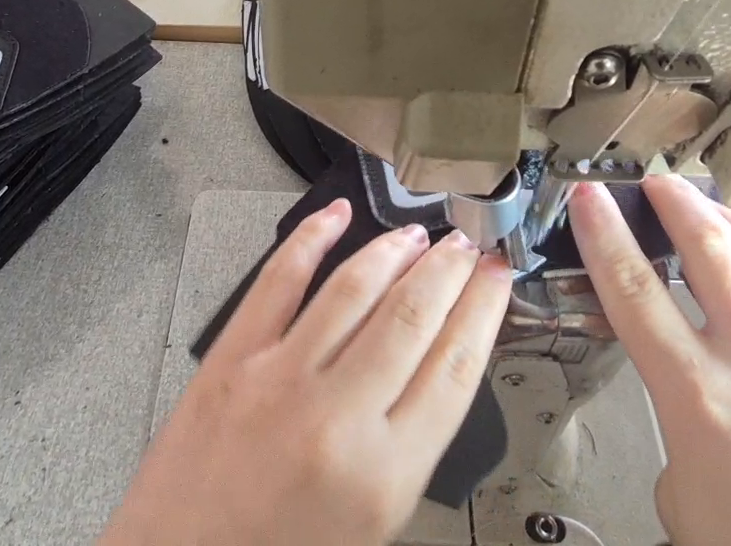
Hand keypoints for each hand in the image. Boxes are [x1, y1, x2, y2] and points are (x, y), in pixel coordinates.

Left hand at [99, 199, 513, 545]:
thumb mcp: (374, 520)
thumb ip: (411, 439)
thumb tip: (438, 357)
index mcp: (384, 473)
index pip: (454, 367)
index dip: (484, 309)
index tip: (498, 278)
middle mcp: (337, 417)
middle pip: (412, 315)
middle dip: (449, 268)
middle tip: (467, 244)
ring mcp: (280, 378)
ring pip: (354, 288)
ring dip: (394, 250)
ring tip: (419, 234)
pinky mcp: (232, 356)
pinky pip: (280, 279)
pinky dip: (312, 237)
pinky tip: (337, 215)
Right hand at [568, 175, 730, 545]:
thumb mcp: (685, 500)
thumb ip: (678, 433)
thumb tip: (692, 404)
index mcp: (699, 396)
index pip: (633, 290)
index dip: (604, 234)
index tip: (588, 197)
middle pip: (709, 249)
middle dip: (675, 204)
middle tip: (658, 182)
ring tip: (718, 209)